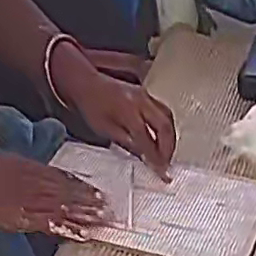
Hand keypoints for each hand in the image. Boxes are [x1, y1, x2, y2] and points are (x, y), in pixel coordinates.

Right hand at [0, 153, 105, 233]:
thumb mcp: (12, 163)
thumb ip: (34, 171)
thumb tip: (54, 178)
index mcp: (32, 168)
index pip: (63, 177)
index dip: (83, 186)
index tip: (99, 192)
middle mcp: (36, 183)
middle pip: (69, 193)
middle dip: (90, 202)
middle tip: (110, 209)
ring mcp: (32, 201)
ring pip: (65, 209)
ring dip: (85, 216)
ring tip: (103, 221)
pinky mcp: (26, 219)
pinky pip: (51, 225)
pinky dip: (68, 229)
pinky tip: (83, 234)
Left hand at [50, 42, 176, 175]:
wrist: (85, 82)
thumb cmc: (91, 105)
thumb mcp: (106, 130)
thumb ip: (128, 144)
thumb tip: (145, 158)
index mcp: (129, 111)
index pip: (148, 140)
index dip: (156, 159)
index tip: (162, 173)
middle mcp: (141, 100)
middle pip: (164, 127)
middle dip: (168, 149)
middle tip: (166, 165)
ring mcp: (144, 95)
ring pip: (167, 117)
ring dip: (170, 138)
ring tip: (166, 154)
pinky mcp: (145, 94)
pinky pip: (162, 111)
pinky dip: (165, 128)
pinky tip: (161, 139)